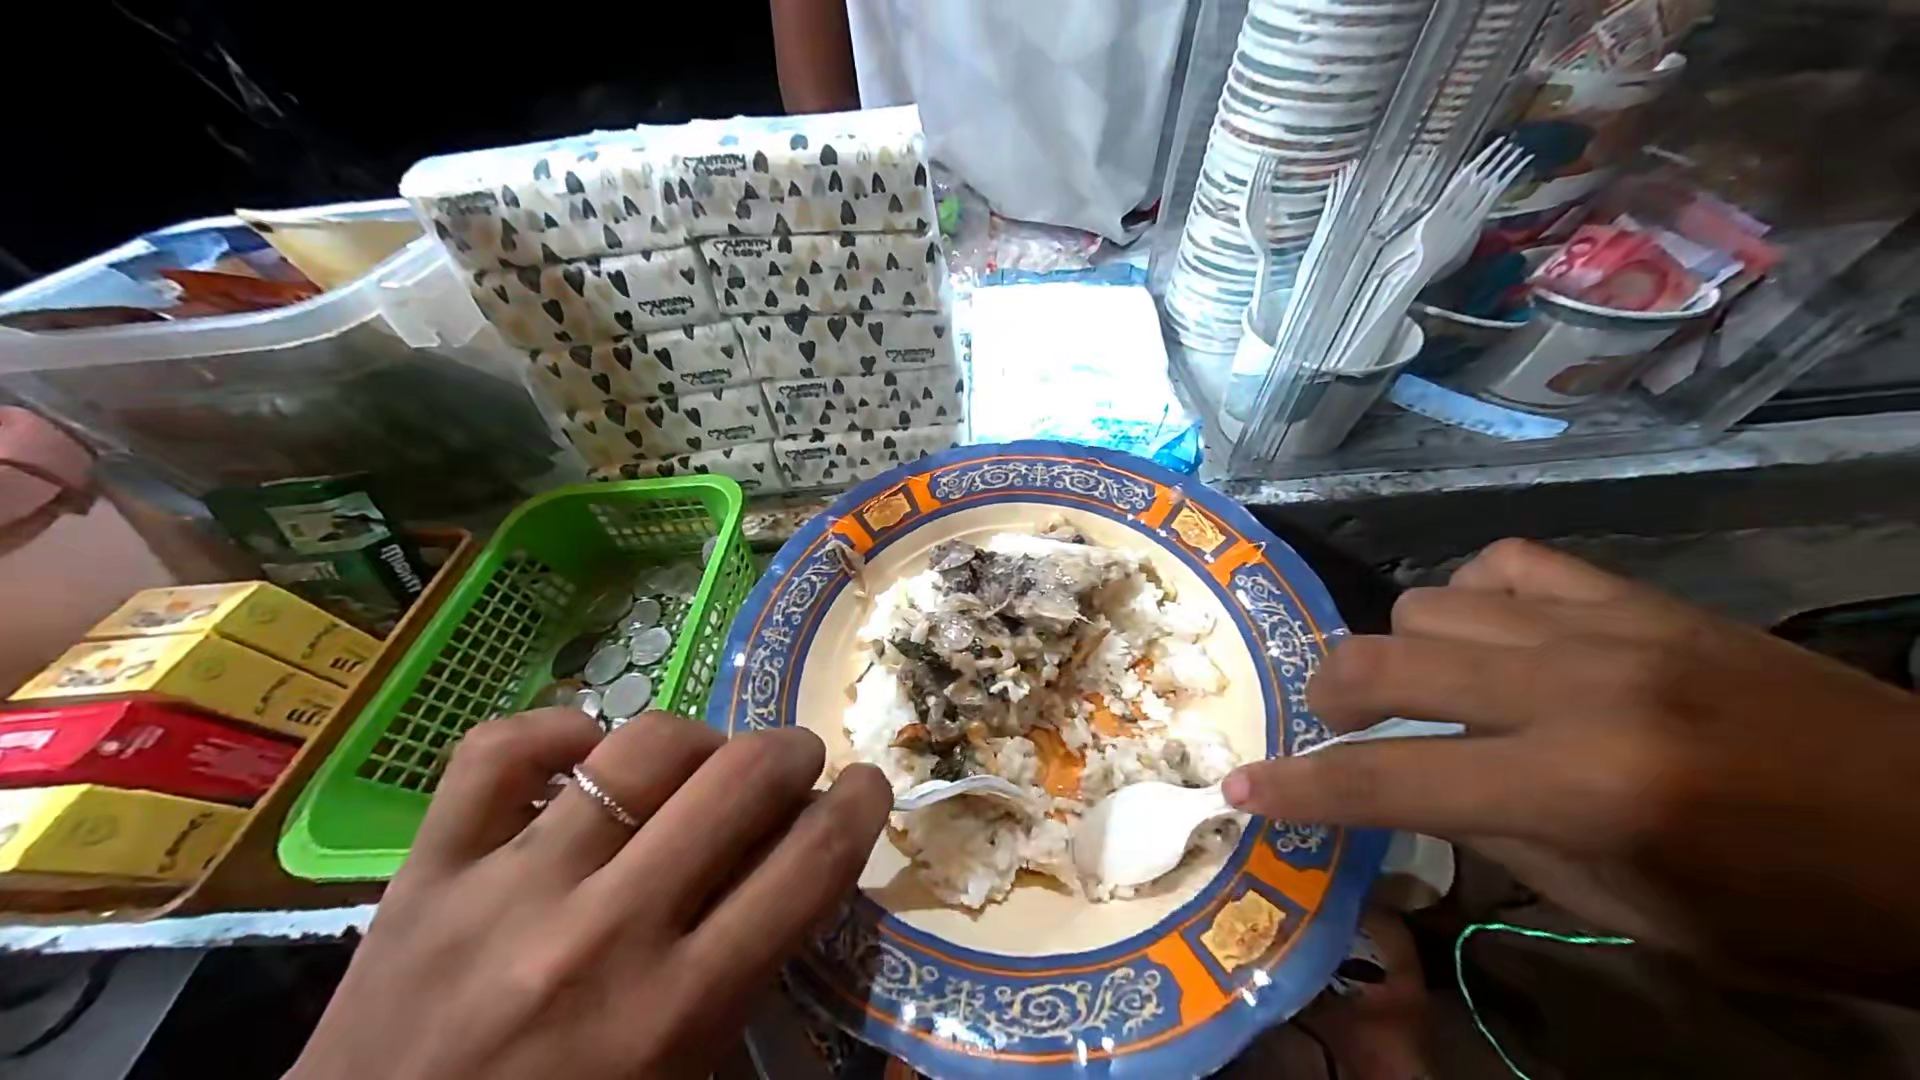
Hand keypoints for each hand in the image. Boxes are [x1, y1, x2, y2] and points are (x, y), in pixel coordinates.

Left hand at [289, 709, 888, 1079]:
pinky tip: (584, 751)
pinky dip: (556, 731)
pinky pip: (499, 751)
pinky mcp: (422, 876)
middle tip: (793, 766)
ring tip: (700, 763)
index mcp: (674, 1014)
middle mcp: (600, 938)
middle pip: (740, 779)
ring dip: (700, 739)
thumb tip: (802, 865)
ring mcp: (504, 894)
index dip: (860, 805)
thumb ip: (756, 981)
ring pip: (639, 748)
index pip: (810, 864)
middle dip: (791, 753)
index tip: (866, 785)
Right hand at [1224, 539, 1919, 999]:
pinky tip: (1490, 633)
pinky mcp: (1635, 594)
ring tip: (1428, 686)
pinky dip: (1472, 599)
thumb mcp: (1625, 903)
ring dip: (1406, 653)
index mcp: (1581, 786)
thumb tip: (1403, 784)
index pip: (1389, 782)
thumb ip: (1490, 829)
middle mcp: (1575, 688)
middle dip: (1330, 695)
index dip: (1300, 789)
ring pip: (1427, 607)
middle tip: (1333, 722)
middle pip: (1382, 661)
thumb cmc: (1790, 906)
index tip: (1237, 787)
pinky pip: (1501, 566)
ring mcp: (1604, 626)